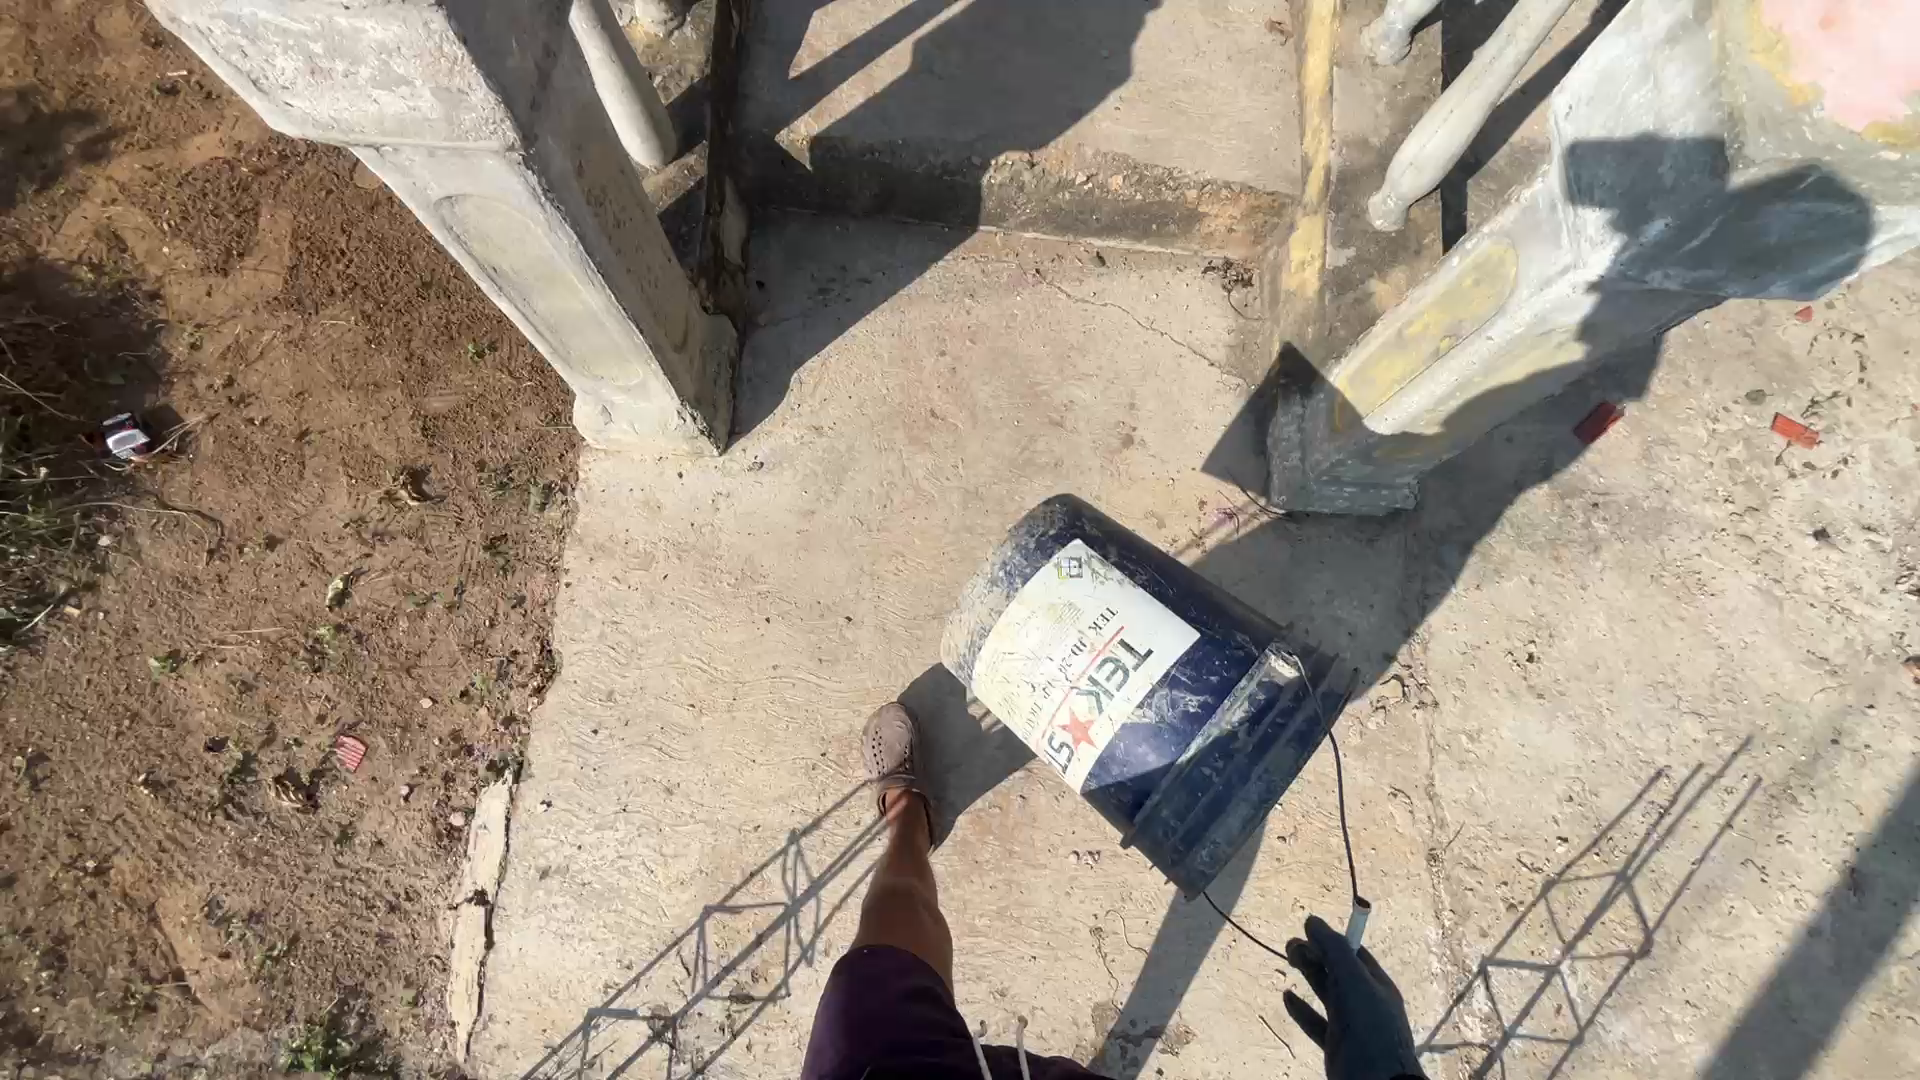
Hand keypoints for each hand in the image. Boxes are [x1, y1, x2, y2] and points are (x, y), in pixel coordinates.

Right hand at [1282, 915, 1424, 1079]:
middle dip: (1314, 954)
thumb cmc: (1368, 1025)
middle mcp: (1365, 1003)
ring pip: (1325, 992)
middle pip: (1336, 970)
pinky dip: (1300, 1008)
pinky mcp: (1336, 1044)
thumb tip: (1312, 920)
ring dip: (1307, 974)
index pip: (1353, 953)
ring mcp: (1351, 1025)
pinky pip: (1315, 1020)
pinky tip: (1286, 996)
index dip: (1331, 940)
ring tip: (1288, 960)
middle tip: (1290, 947)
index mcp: (1377, 986)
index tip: (1307, 932)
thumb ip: (1333, 948)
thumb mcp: (1353, 979)